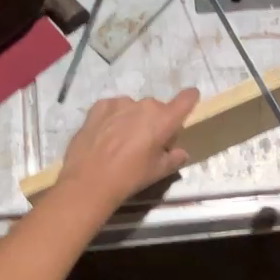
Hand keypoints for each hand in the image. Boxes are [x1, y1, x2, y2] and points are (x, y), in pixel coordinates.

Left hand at [55, 89, 199, 209]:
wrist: (90, 180)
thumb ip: (174, 158)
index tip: (190, 101)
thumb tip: (180, 152)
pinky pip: (114, 108)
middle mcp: (144, 105)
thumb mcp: (159, 172)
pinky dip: (114, 117)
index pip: (186, 99)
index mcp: (164, 119)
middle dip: (155, 121)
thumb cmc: (130, 176)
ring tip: (122, 141)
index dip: (190, 98)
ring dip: (133, 119)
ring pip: (134, 108)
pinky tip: (106, 134)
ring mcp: (120, 103)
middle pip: (157, 108)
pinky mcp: (99, 106)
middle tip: (146, 143)